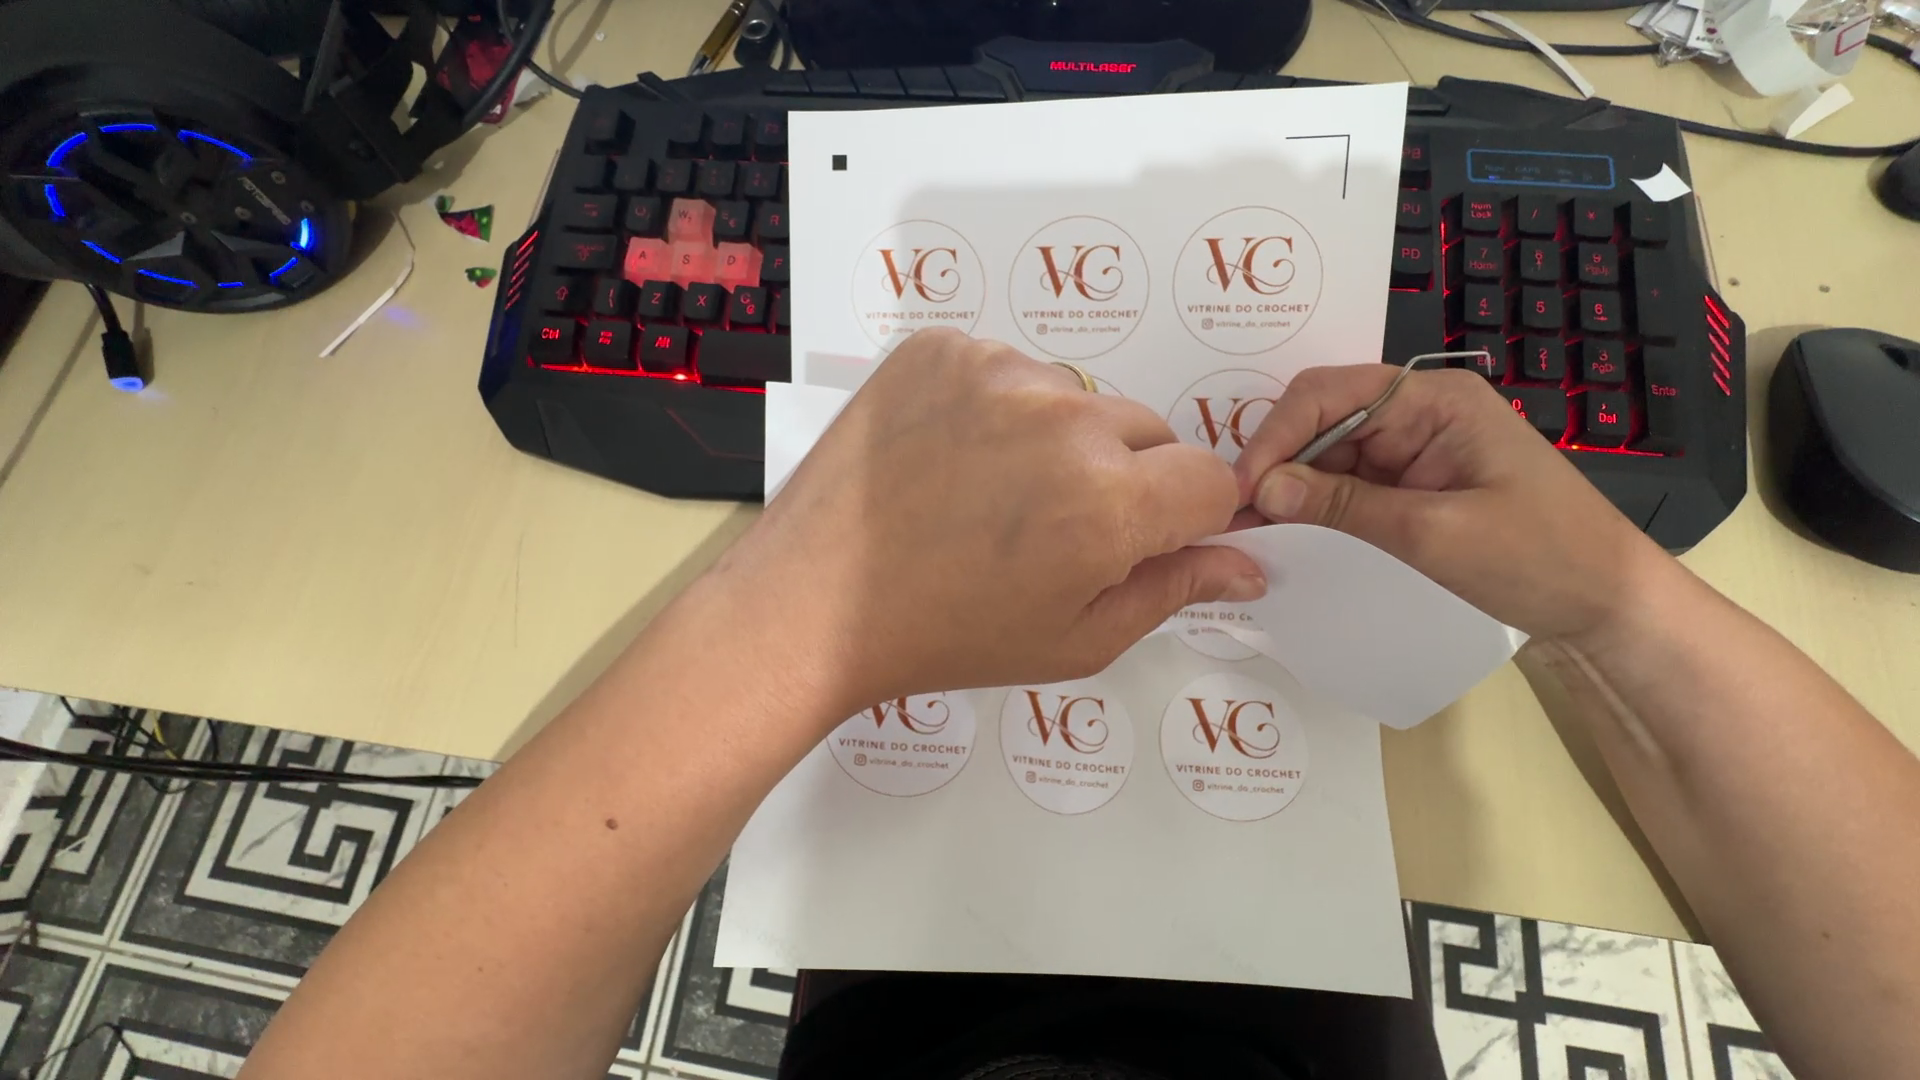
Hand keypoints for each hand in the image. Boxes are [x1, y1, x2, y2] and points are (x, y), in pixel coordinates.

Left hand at [718, 328, 1264, 714]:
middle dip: (1123, 477)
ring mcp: (996, 372)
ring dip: (1058, 438)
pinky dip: (998, 408)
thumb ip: (1172, 590)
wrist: (815, 603)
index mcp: (1108, 502)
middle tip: (1050, 526)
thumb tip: (1248, 564)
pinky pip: (1009, 369)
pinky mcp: (941, 349)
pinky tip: (955, 457)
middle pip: (1147, 432)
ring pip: (1076, 398)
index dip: (1186, 515)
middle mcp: (1063, 420)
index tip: (1147, 536)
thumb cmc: (943, 636)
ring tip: (991, 492)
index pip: (1211, 480)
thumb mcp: (1074, 638)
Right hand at [1231, 365, 1670, 641]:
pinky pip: (1338, 485)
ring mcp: (1406, 451)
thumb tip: (1262, 490)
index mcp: (1432, 400)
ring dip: (1283, 489)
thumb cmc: (1540, 557)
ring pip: (1320, 455)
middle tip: (1232, 516)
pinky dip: (1307, 507)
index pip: (1328, 393)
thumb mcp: (1435, 532)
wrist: (1604, 607)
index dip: (1276, 435)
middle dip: (1272, 463)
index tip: (1241, 490)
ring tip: (1247, 530)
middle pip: (1317, 420)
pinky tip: (1281, 532)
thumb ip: (1345, 506)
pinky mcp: (1402, 485)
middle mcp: (1413, 414)